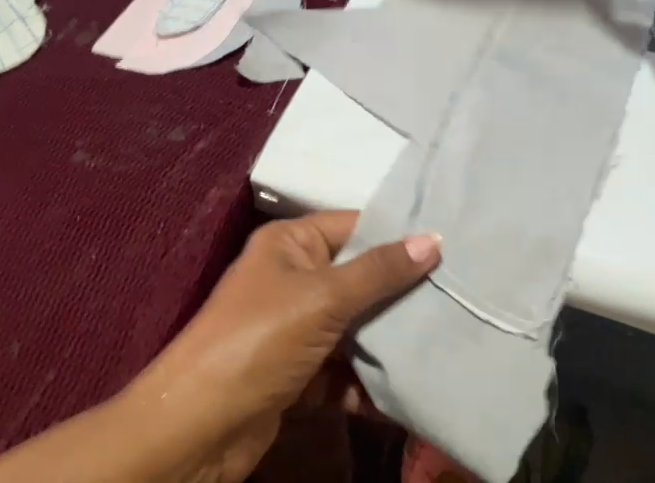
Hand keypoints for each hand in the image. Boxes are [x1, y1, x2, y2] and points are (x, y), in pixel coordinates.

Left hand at [115, 212, 439, 482]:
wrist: (197, 430)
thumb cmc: (259, 340)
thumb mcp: (324, 297)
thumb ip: (380, 271)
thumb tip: (433, 239)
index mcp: (291, 243)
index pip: (355, 226)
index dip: (399, 235)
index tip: (451, 244)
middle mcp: (293, 278)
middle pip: (359, 277)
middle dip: (401, 293)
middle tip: (458, 296)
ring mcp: (294, 329)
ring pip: (355, 326)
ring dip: (389, 340)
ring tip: (444, 341)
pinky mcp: (297, 375)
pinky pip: (343, 370)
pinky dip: (368, 382)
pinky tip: (406, 391)